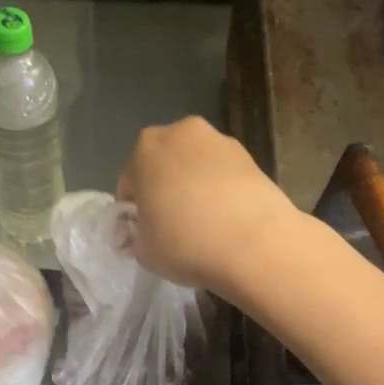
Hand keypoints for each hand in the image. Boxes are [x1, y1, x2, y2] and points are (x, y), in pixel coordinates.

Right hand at [115, 116, 304, 292]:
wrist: (253, 244)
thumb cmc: (184, 243)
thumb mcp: (144, 251)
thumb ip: (138, 236)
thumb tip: (146, 234)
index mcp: (145, 149)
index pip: (130, 181)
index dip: (134, 210)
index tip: (142, 233)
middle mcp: (182, 133)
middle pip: (165, 164)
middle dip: (165, 189)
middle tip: (172, 226)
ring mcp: (221, 142)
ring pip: (197, 167)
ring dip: (195, 188)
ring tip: (205, 225)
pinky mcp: (252, 158)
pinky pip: (225, 176)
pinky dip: (222, 192)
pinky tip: (228, 221)